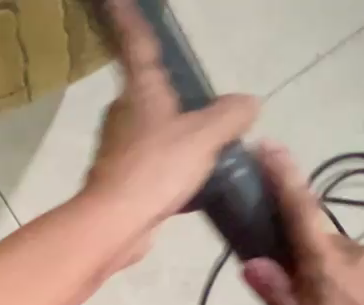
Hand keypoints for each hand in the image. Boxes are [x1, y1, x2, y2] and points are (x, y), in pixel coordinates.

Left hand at [82, 0, 257, 267]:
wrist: (115, 225)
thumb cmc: (155, 169)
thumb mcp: (206, 136)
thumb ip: (231, 115)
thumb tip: (247, 106)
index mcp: (141, 90)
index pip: (137, 44)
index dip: (128, 19)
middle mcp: (123, 115)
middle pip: (152, 96)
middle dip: (175, 101)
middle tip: (206, 112)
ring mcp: (118, 150)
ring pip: (154, 136)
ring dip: (176, 143)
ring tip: (208, 156)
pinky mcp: (119, 183)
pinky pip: (152, 170)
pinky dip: (170, 175)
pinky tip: (192, 189)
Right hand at [240, 146, 363, 304]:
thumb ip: (278, 300)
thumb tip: (254, 261)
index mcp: (328, 269)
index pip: (300, 212)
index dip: (283, 178)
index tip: (270, 146)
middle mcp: (363, 257)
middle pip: (321, 245)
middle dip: (302, 261)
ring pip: (346, 266)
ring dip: (329, 284)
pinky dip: (353, 296)